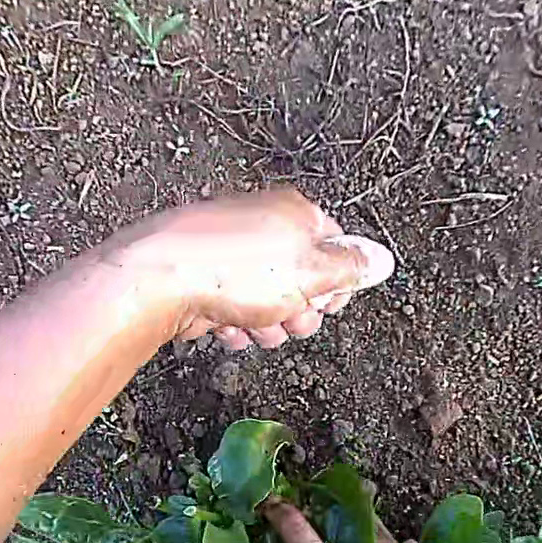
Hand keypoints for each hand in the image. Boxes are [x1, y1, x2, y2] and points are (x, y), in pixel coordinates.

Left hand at [105, 189, 394, 348]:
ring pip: (270, 300)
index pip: (338, 250)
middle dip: (300, 311)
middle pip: (304, 280)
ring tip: (255, 326)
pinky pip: (236, 307)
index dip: (337, 286)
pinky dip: (236, 323)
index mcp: (294, 214)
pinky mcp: (206, 277)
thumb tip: (384, 260)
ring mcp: (232, 251)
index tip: (327, 305)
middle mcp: (263, 225)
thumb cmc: (237, 273)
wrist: (158, 282)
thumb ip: (353, 268)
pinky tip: (226, 327)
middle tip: (290, 318)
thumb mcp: (312, 273)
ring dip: (269, 324)